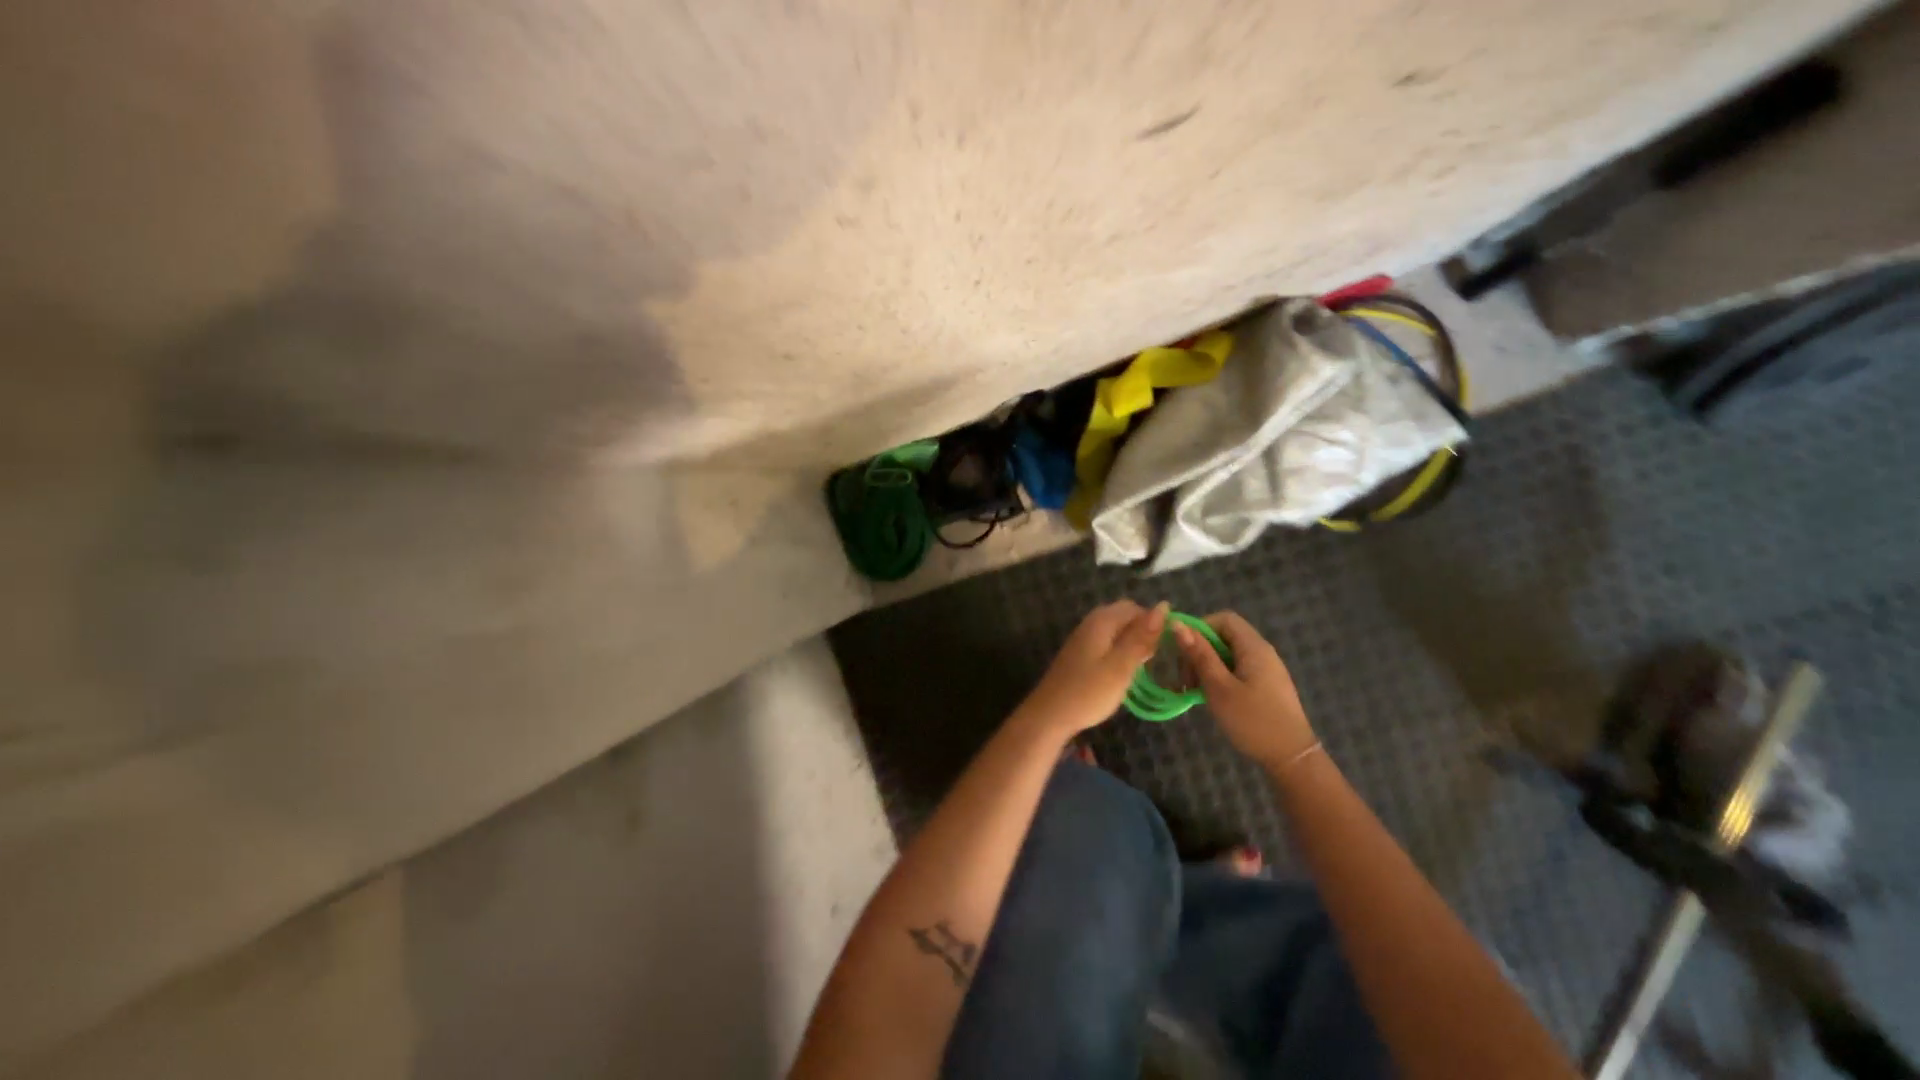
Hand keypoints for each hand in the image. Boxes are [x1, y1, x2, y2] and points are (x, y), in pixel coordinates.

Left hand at [1016, 600, 1167, 735]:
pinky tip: (1122, 671)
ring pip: (1114, 631)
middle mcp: (1090, 623)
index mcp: (1101, 621)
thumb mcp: (1121, 666)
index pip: (1135, 608)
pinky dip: (1118, 652)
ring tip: (1140, 667)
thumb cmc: (1089, 692)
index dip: (1153, 623)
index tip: (1164, 646)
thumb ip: (1142, 637)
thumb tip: (1163, 606)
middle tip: (1153, 657)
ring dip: (1130, 643)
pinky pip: (1105, 643)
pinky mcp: (1078, 655)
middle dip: (1142, 631)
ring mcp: (1082, 639)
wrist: (1050, 715)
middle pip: (1123, 616)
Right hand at [1173, 611, 1317, 769]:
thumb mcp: (1219, 687)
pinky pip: (1238, 671)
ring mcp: (1267, 670)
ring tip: (1194, 692)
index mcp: (1253, 647)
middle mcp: (1262, 652)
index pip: (1223, 619)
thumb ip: (1199, 655)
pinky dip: (1220, 678)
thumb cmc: (1252, 720)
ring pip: (1229, 656)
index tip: (1182, 653)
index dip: (1198, 629)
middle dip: (1200, 652)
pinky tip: (1212, 699)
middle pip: (1225, 637)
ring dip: (1208, 668)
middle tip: (1185, 680)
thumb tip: (1177, 624)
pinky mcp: (1267, 686)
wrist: (1291, 756)